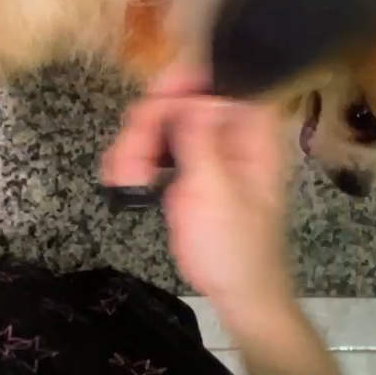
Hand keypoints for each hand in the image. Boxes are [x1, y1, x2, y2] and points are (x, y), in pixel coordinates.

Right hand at [101, 68, 295, 315]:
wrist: (236, 293)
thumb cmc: (234, 249)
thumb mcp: (214, 191)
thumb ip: (200, 139)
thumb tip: (193, 96)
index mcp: (251, 136)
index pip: (223, 84)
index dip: (188, 80)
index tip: (153, 95)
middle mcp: (228, 135)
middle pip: (179, 102)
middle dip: (148, 125)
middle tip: (131, 155)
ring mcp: (206, 150)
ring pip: (158, 122)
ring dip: (134, 145)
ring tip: (125, 177)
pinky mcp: (186, 166)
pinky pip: (152, 145)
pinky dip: (133, 158)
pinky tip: (124, 178)